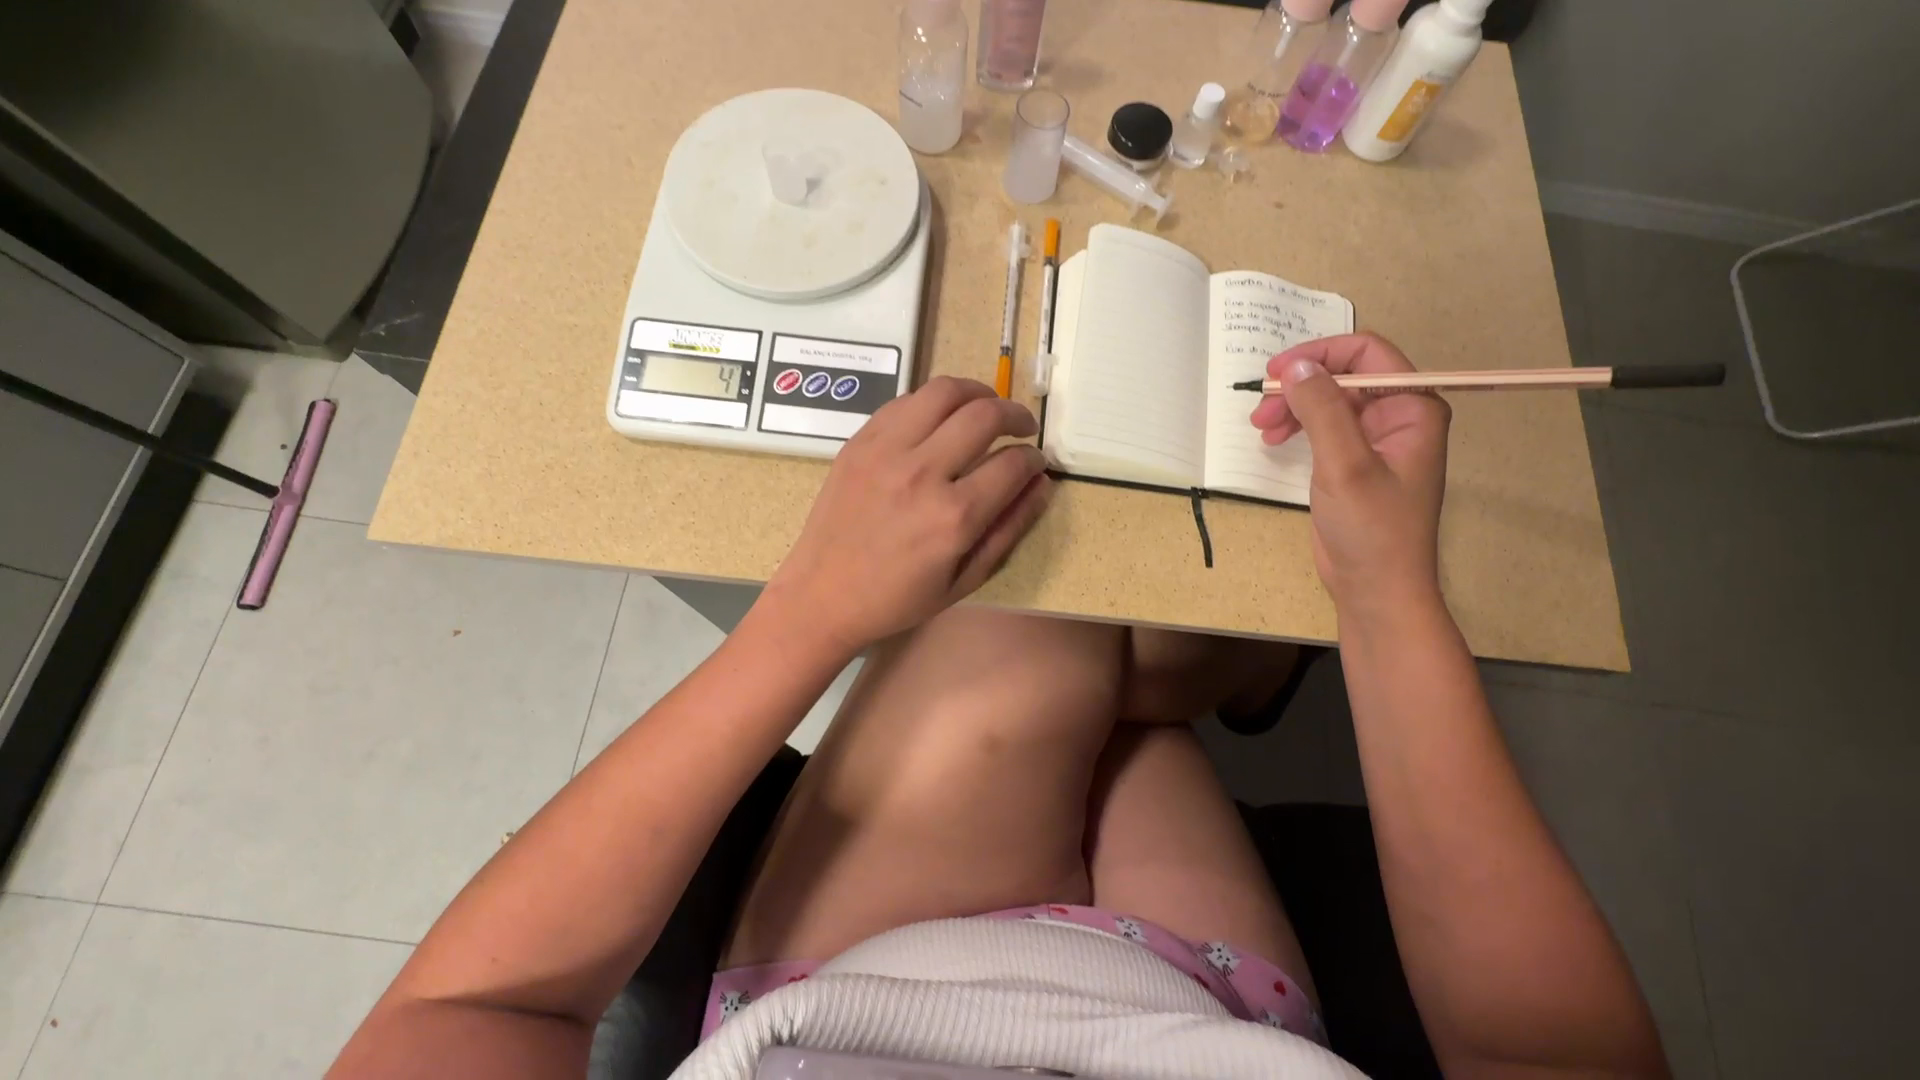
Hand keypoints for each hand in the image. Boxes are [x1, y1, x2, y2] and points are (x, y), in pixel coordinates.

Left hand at [764, 377, 1051, 654]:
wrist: (823, 595)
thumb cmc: (898, 598)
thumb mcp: (965, 579)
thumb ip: (1009, 528)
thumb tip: (1041, 484)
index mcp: (954, 516)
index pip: (1013, 463)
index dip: (1034, 458)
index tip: (1036, 461)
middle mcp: (922, 473)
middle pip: (985, 414)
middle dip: (1016, 414)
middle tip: (1022, 426)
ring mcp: (886, 451)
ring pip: (944, 392)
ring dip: (977, 392)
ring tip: (987, 407)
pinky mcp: (860, 442)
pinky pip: (906, 401)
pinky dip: (934, 402)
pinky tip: (942, 418)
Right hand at [1249, 332, 1449, 619]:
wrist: (1377, 590)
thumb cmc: (1371, 529)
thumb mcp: (1344, 464)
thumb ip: (1322, 409)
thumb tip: (1297, 365)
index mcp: (1412, 409)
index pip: (1367, 354)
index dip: (1320, 354)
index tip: (1277, 373)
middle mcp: (1399, 418)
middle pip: (1345, 376)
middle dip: (1301, 387)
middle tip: (1260, 408)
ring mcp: (1377, 442)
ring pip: (1330, 402)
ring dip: (1294, 408)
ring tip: (1261, 427)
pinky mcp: (1355, 464)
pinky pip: (1326, 429)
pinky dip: (1298, 428)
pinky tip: (1275, 441)